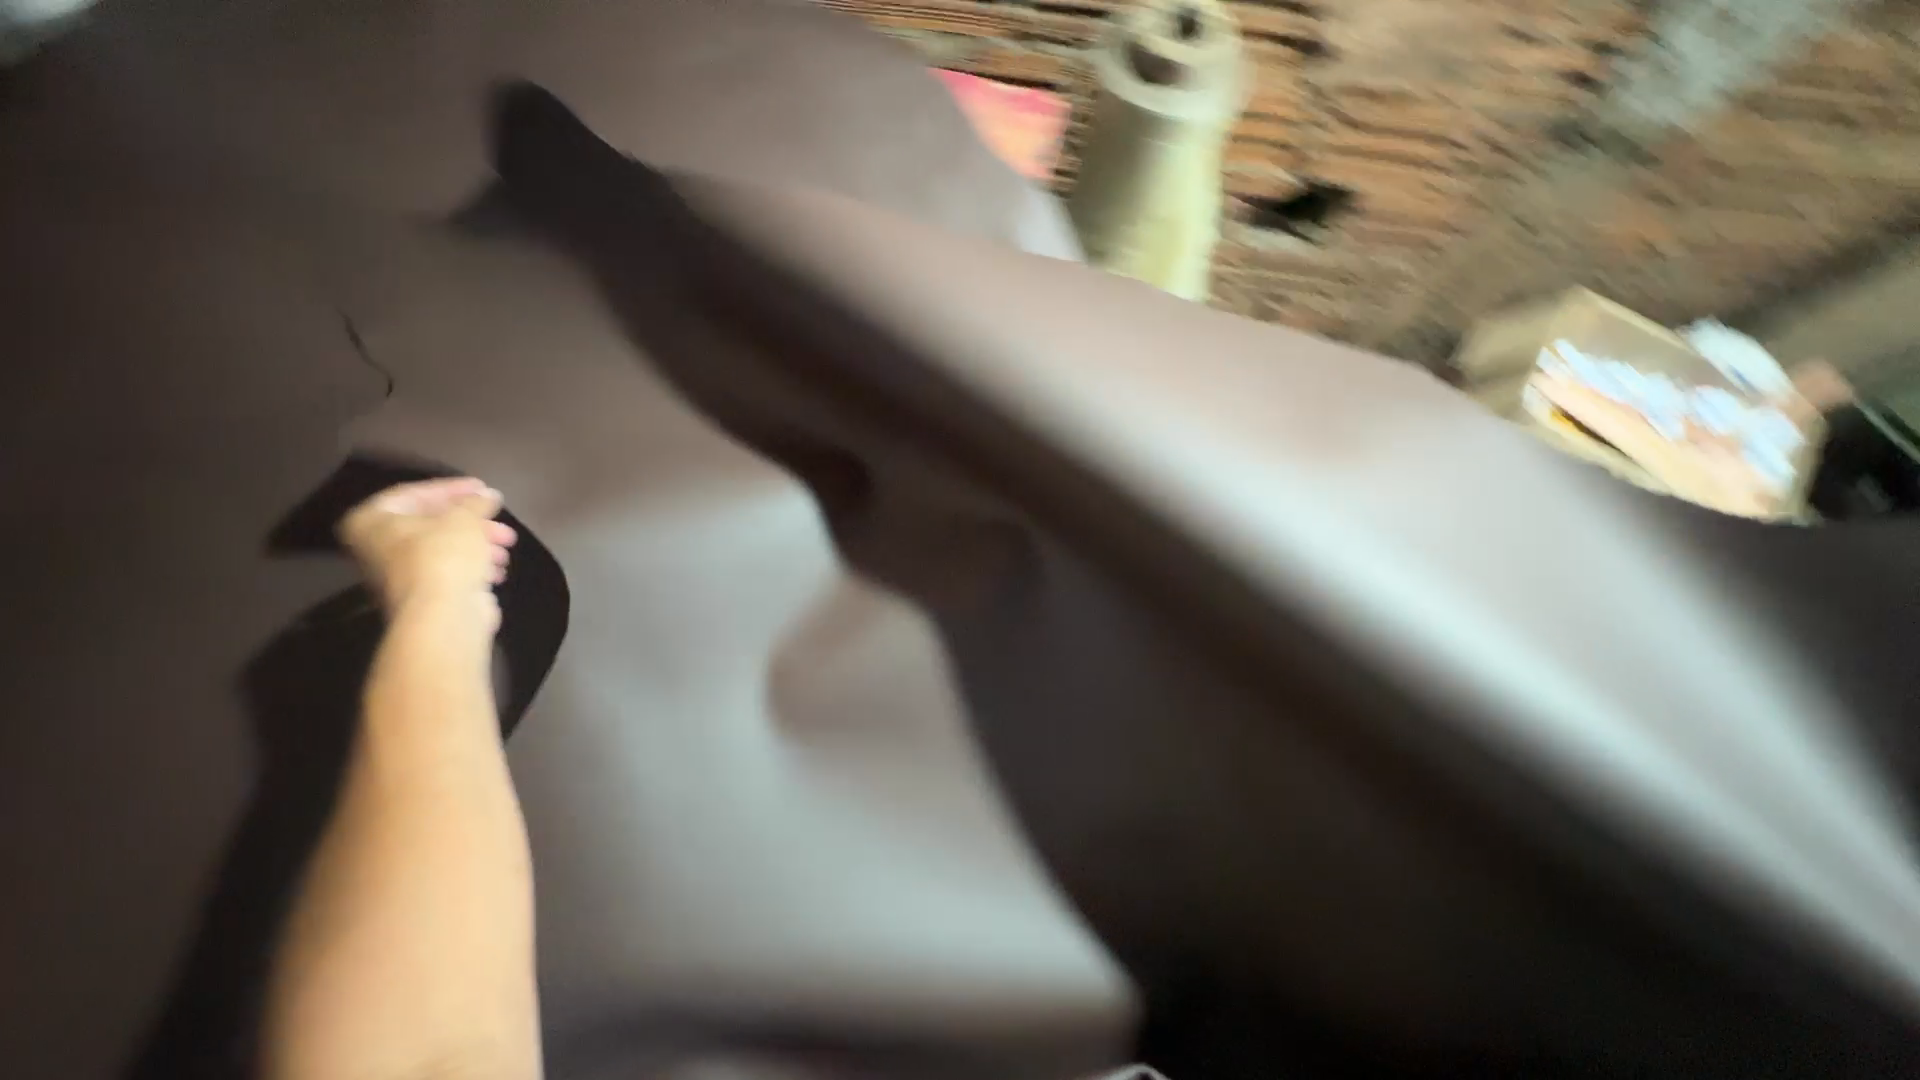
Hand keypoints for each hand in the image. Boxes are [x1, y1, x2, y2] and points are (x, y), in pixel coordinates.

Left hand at [338, 477, 517, 631]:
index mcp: (371, 522)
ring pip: (444, 548)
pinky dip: (473, 566)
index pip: (413, 494)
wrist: (442, 616)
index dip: (452, 489)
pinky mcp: (423, 595)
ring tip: (506, 548)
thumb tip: (488, 495)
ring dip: (478, 544)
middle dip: (472, 522)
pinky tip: (497, 570)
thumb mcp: (464, 518)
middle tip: (501, 523)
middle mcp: (377, 547)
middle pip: (431, 523)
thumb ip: (476, 502)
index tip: (483, 488)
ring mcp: (399, 575)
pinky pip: (449, 571)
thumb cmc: (443, 556)